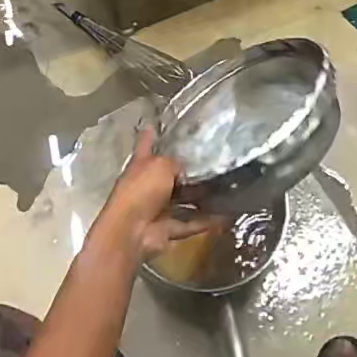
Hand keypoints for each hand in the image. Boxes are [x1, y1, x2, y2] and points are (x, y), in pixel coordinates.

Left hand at [98, 127, 215, 260]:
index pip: (145, 145)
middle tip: (211, 161)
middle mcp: (147, 186)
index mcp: (140, 165)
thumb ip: (175, 163)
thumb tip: (184, 171)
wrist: (131, 232)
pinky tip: (226, 215)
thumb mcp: (161, 165)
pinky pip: (189, 223)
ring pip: (181, 201)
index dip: (149, 135)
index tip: (152, 124)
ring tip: (225, 188)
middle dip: (184, 171)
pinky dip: (205, 221)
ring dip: (200, 198)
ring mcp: (156, 209)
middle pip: (167, 175)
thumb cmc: (142, 190)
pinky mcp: (166, 229)